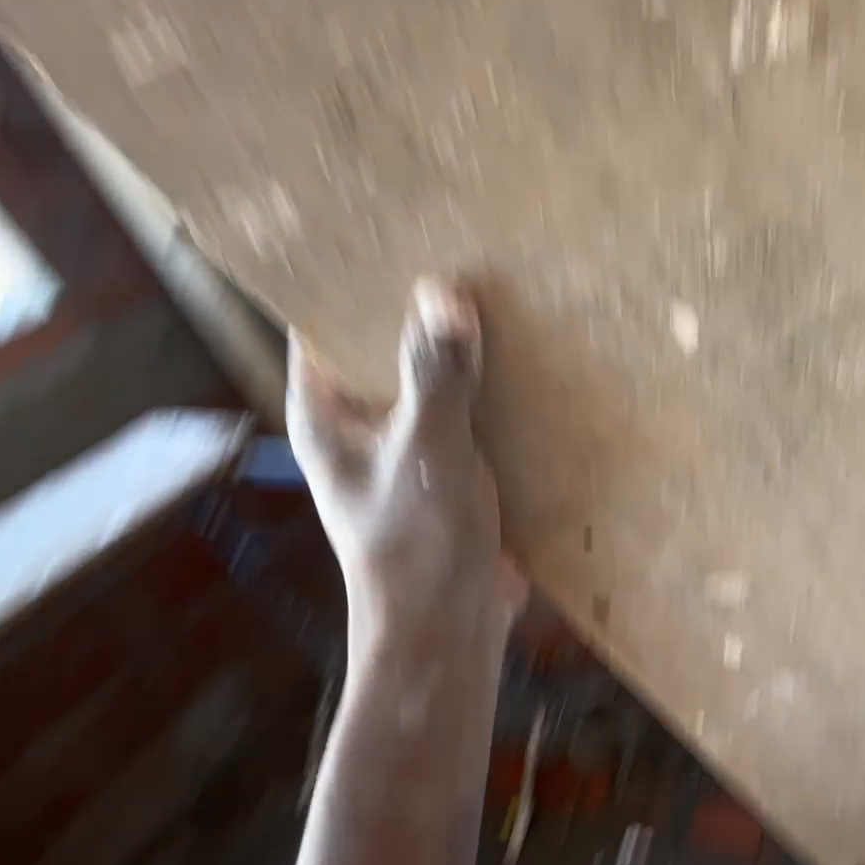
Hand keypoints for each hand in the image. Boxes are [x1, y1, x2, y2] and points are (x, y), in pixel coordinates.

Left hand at [286, 277, 527, 659]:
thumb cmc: (418, 541)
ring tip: (514, 302)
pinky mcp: (454, 470)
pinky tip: (537, 368)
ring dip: (469, 355)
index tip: (398, 237)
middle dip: (426, 314)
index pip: (327, 327)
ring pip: (437, 383)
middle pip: (389, 350)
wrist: (451, 626)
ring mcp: (411, 448)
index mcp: (329, 414)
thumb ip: (436, 374)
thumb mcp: (427, 449)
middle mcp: (364, 424)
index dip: (354, 284)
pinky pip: (473, 416)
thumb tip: (443, 292)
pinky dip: (497, 394)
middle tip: (473, 259)